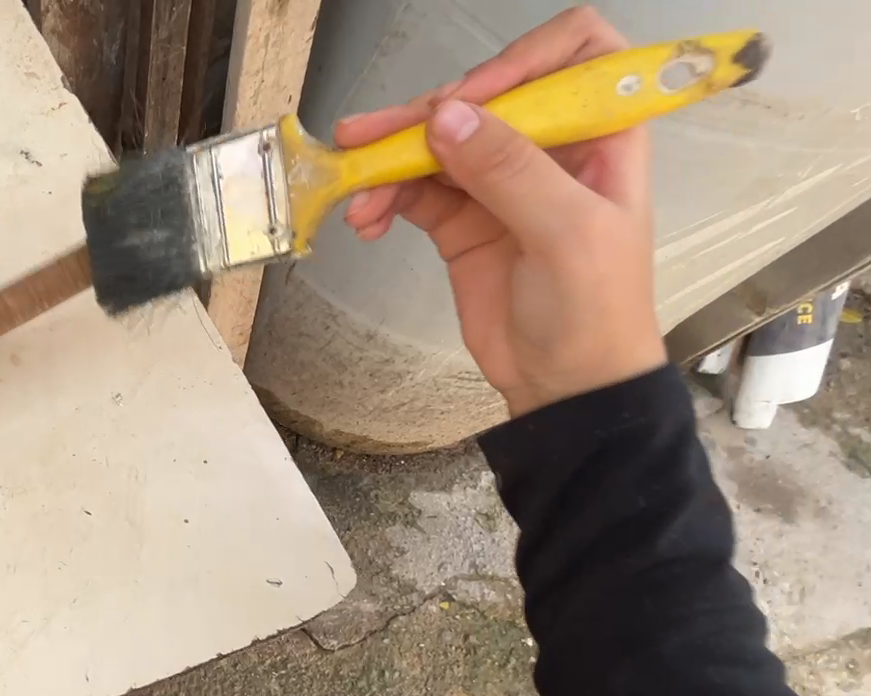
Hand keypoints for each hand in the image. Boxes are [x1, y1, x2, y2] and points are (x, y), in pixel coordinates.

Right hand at [336, 5, 665, 416]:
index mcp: (599, 131)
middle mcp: (545, 148)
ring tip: (358, 205)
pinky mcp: (458, 223)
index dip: (510, 67)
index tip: (457, 107)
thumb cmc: (592, 305)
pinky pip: (413, 195)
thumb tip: (445, 118)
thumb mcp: (563, 232)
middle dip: (418, 120)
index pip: (563, 58)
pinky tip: (367, 223)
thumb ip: (507, 171)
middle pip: (477, 105)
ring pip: (433, 151)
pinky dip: (384, 203)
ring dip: (389, 170)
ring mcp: (495, 187)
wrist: (562, 376)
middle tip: (360, 141)